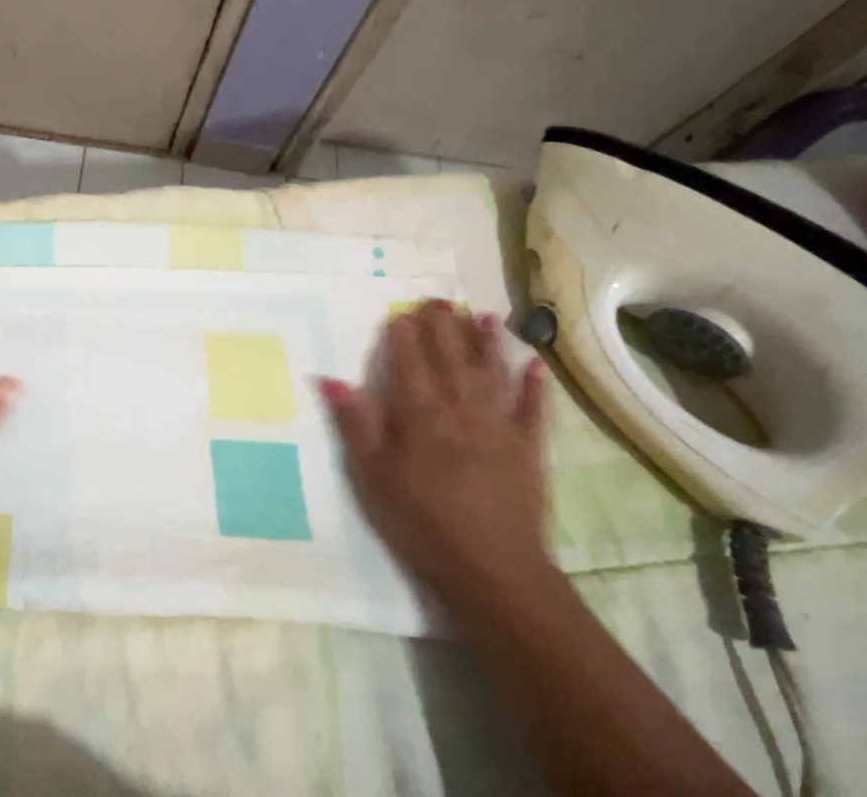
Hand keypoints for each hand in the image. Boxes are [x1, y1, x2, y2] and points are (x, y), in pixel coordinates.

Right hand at [318, 301, 551, 600]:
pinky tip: (535, 366)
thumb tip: (332, 379)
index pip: (410, 363)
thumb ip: (356, 424)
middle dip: (444, 327)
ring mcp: (501, 428)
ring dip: (488, 343)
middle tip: (438, 299)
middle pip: (452, 359)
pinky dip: (535, 387)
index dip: (405, 336)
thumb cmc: (419, 521)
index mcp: (420, 415)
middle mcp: (462, 410)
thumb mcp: (372, 475)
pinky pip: (533, 411)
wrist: (491, 568)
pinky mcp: (529, 451)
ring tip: (484, 316)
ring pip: (493, 375)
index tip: (401, 311)